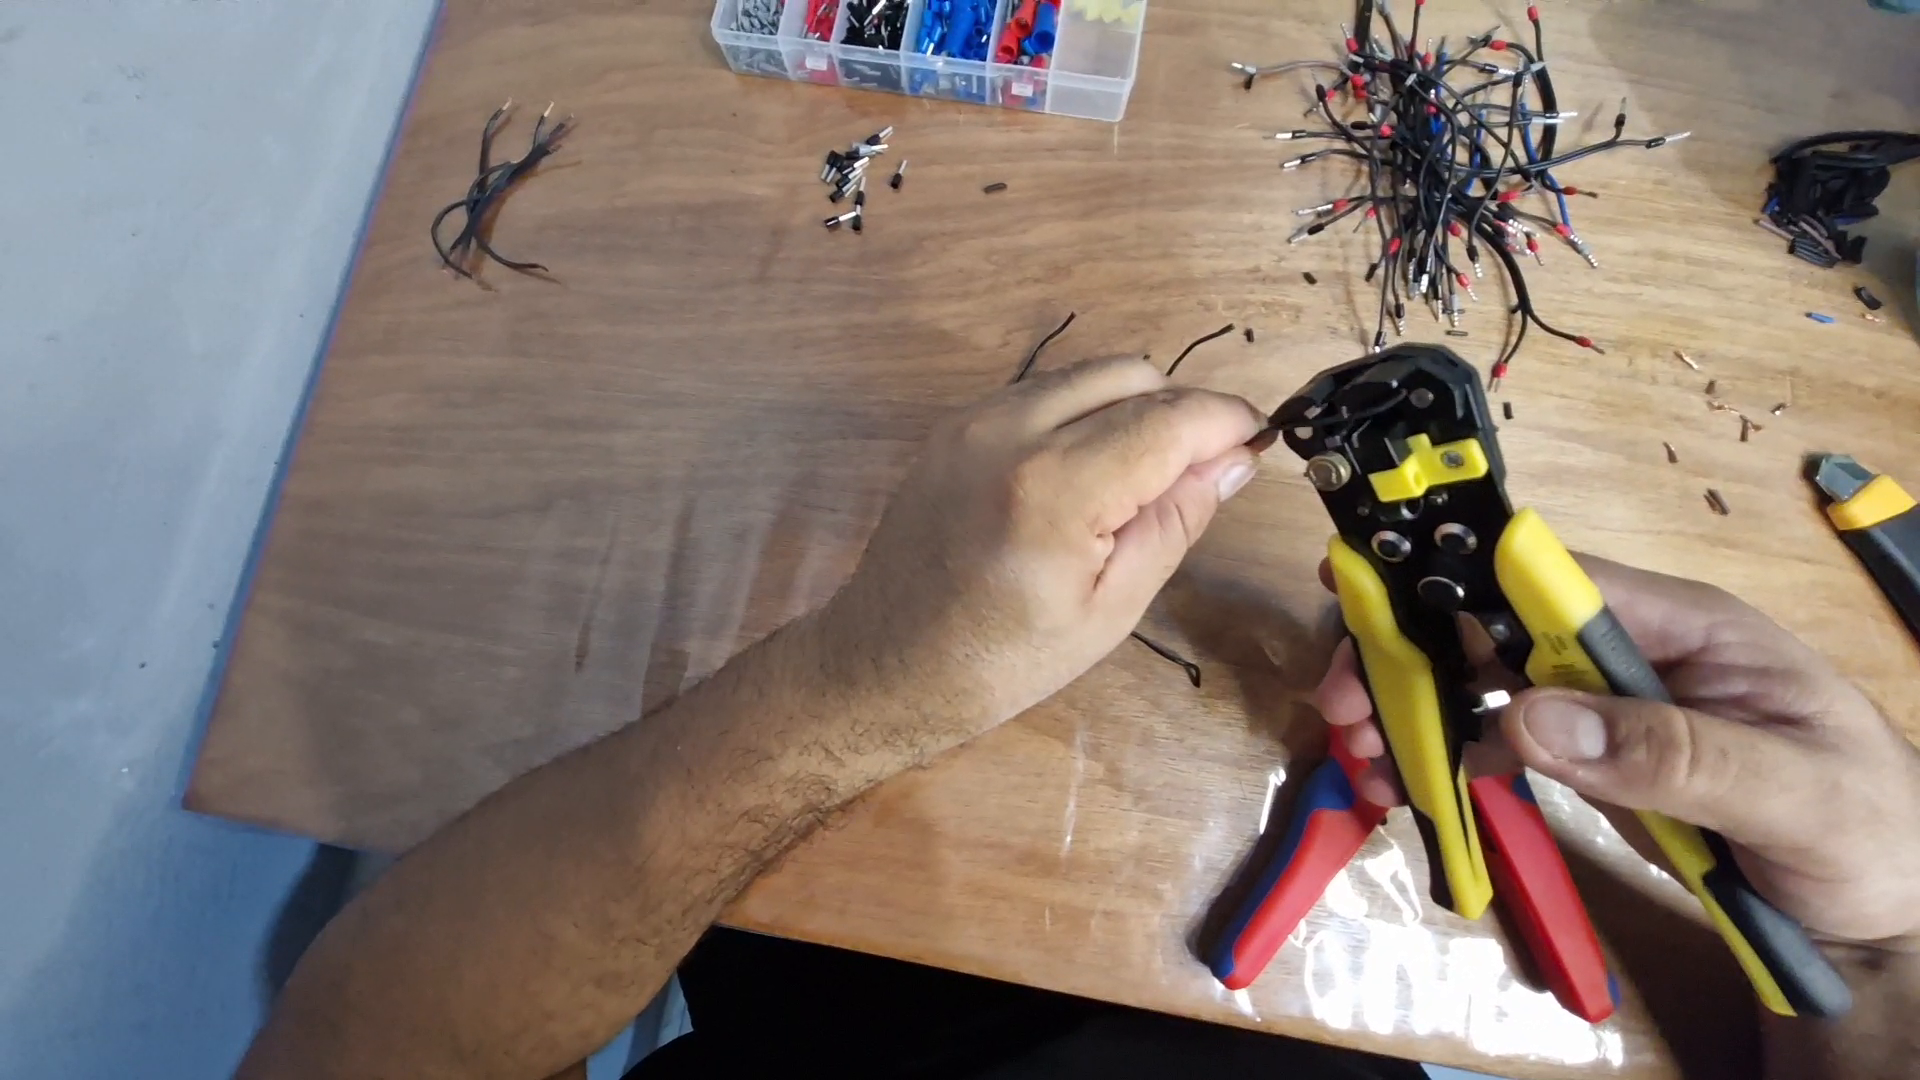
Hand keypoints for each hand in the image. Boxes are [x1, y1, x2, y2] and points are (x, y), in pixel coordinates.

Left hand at [818, 355, 1267, 742]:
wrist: (885, 660)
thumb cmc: (1002, 661)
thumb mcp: (1109, 609)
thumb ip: (1175, 520)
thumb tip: (1234, 458)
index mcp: (1055, 490)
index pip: (1170, 417)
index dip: (1226, 420)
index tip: (1254, 442)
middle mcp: (1008, 430)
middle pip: (1132, 374)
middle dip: (1180, 411)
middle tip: (1191, 473)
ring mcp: (972, 418)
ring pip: (1086, 374)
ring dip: (1130, 407)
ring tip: (1132, 478)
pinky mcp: (952, 423)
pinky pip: (1040, 391)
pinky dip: (1080, 413)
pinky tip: (1078, 471)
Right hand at [1314, 554, 1919, 944]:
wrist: (1878, 913)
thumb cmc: (1869, 839)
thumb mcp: (1796, 797)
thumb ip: (1671, 753)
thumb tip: (1527, 718)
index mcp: (1670, 623)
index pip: (1542, 579)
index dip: (1450, 576)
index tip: (1363, 593)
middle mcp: (1610, 644)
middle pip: (1479, 625)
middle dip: (1401, 659)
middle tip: (1341, 706)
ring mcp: (1583, 693)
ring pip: (1464, 677)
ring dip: (1404, 710)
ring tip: (1366, 759)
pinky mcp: (1567, 740)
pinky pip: (1480, 731)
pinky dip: (1433, 754)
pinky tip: (1404, 784)